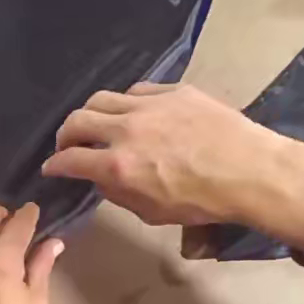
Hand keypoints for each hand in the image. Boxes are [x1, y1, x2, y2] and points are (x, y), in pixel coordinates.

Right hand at [41, 83, 303, 228]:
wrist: (252, 172)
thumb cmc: (203, 202)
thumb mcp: (152, 212)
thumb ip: (118, 193)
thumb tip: (100, 179)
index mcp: (119, 165)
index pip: (70, 159)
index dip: (55, 165)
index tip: (52, 168)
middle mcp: (126, 129)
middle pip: (77, 120)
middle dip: (65, 134)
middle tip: (68, 144)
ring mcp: (150, 104)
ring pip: (102, 98)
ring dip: (90, 113)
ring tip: (96, 123)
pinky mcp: (173, 91)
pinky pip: (136, 91)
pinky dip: (125, 103)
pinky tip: (132, 113)